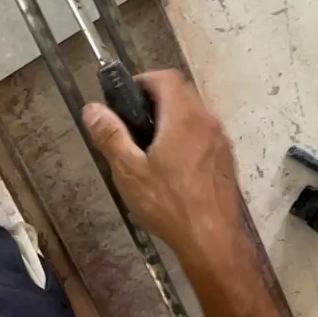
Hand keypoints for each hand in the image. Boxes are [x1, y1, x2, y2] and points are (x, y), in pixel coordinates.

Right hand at [83, 70, 247, 263]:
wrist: (211, 238)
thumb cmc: (167, 204)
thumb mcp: (129, 171)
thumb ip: (110, 136)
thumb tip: (92, 109)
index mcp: (183, 118)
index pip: (166, 78)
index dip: (143, 81)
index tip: (123, 98)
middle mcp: (207, 121)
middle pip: (182, 92)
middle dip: (155, 98)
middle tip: (130, 122)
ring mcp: (220, 140)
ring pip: (194, 113)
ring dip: (171, 117)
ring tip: (147, 144)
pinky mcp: (225, 159)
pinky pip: (203, 133)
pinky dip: (185, 135)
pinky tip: (170, 164)